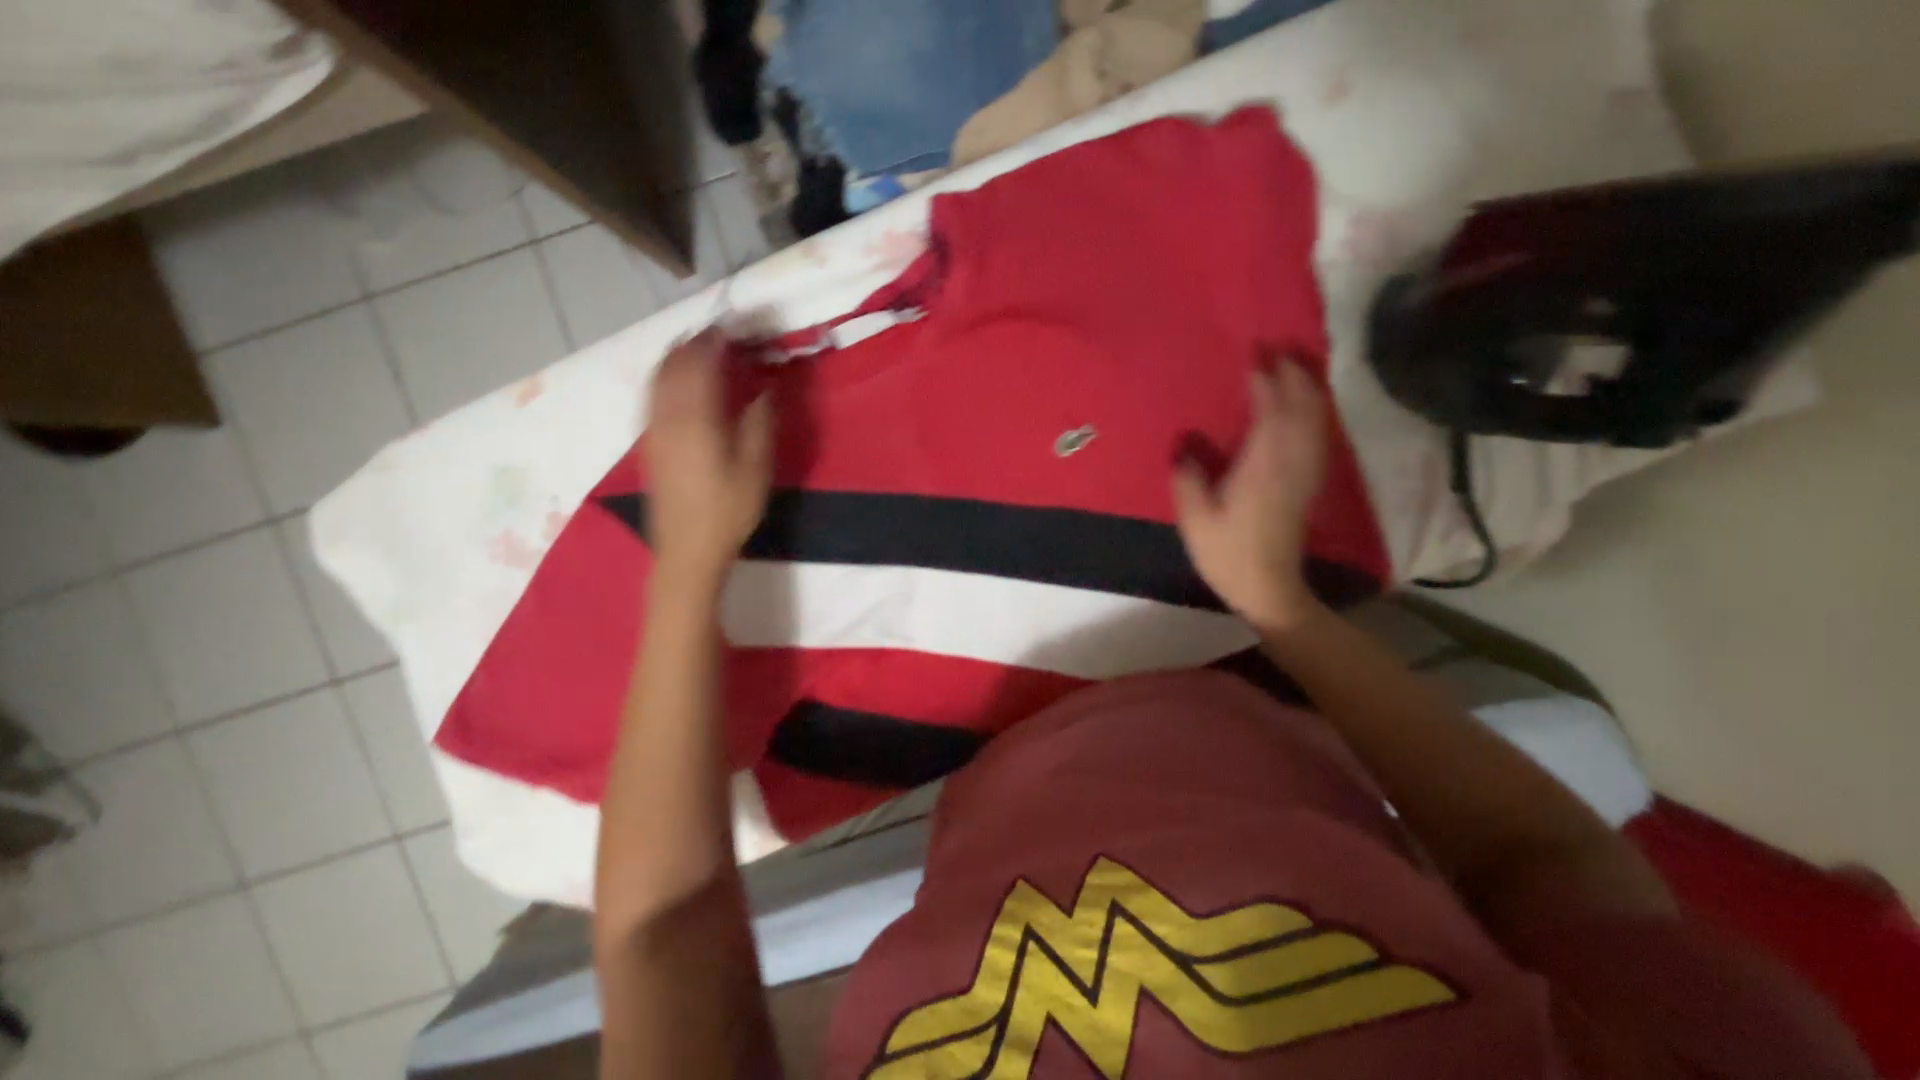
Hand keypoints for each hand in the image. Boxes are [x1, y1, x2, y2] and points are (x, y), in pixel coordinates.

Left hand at [643, 330, 773, 584]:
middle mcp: (667, 415)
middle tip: (722, 335)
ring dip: (678, 356)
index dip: (715, 338)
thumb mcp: (756, 467)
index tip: (736, 327)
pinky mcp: (649, 441)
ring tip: (703, 352)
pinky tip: (683, 383)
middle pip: (673, 362)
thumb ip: (759, 420)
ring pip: (658, 376)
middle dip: (695, 342)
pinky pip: (652, 394)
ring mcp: (653, 428)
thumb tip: (765, 386)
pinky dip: (667, 376)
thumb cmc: (728, 511)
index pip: (699, 361)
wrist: (687, 551)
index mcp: (695, 417)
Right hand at [1171, 360, 1328, 630]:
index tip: (1255, 351)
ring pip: (1316, 417)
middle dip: (1293, 372)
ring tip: (1296, 362)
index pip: (1270, 409)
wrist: (1269, 588)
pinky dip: (1316, 410)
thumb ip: (1188, 476)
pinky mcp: (1311, 481)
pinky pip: (1319, 434)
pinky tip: (1308, 403)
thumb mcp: (1195, 518)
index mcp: (1263, 465)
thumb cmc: (1228, 554)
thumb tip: (1184, 443)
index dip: (1264, 378)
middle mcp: (1291, 461)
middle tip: (1279, 344)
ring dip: (1309, 387)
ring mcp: (1306, 471)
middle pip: (1302, 405)